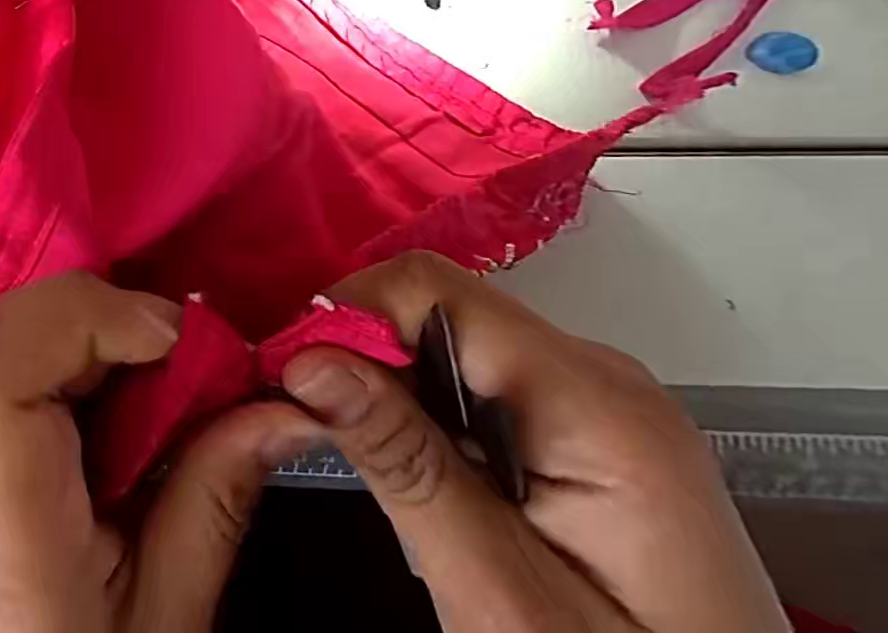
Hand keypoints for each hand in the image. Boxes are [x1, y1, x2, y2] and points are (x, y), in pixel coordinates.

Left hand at [0, 271, 319, 632]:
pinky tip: (120, 393)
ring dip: (98, 330)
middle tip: (184, 358)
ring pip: (13, 326)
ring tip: (161, 378)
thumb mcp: (160, 619)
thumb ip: (214, 504)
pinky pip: (15, 352)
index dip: (81, 318)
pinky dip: (79, 348)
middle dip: (105, 316)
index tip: (171, 340)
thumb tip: (285, 408)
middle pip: (5, 328)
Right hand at [280, 252, 789, 632]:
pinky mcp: (575, 422)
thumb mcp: (501, 597)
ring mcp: (589, 394)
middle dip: (359, 349)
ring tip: (357, 447)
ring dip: (384, 380)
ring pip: (445, 338)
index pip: (434, 290)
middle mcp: (596, 372)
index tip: (291, 376)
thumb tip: (307, 361)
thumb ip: (403, 462)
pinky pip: (470, 374)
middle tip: (307, 418)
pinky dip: (417, 402)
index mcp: (594, 403)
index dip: (349, 315)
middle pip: (437, 306)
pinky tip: (412, 459)